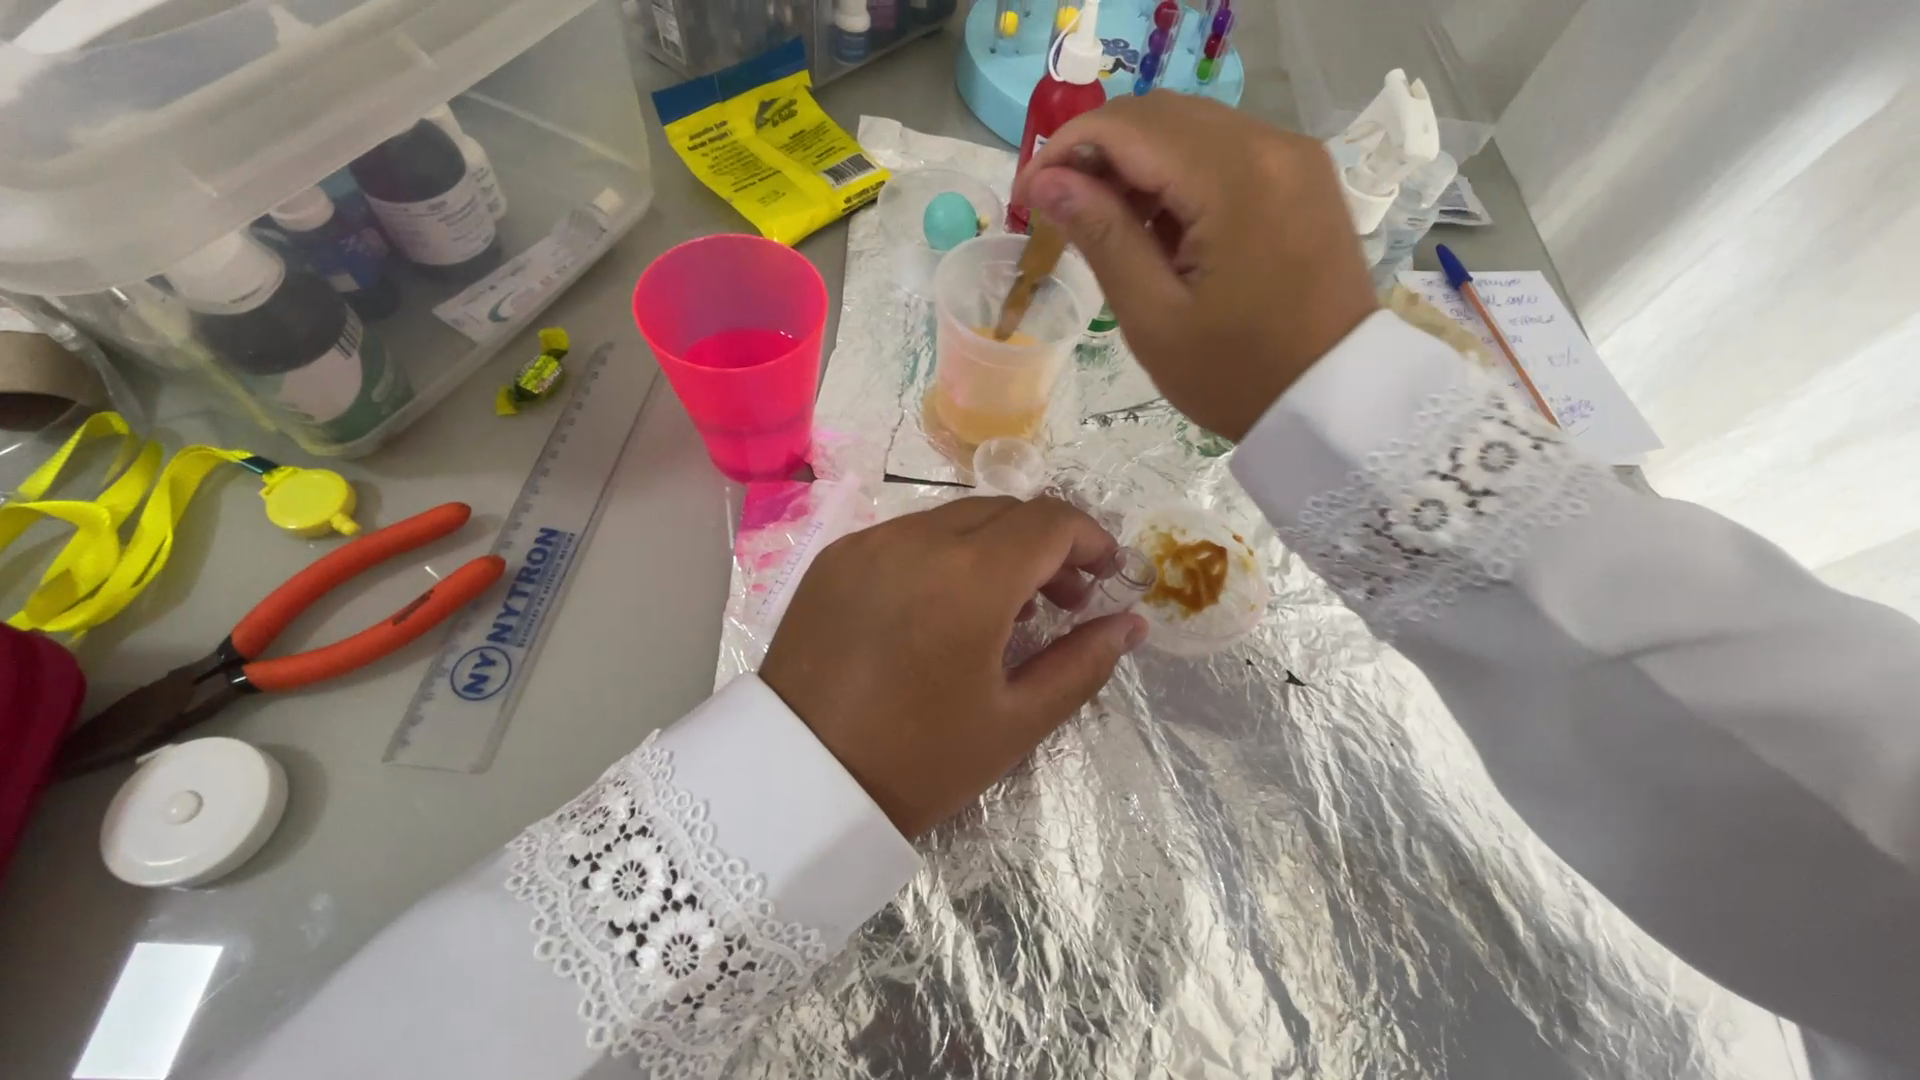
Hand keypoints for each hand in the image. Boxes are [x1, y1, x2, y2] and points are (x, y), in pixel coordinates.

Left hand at [759, 497, 1147, 837]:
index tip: (1106, 577)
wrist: (798, 781)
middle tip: (1064, 601)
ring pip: (955, 518)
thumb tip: (1131, 624)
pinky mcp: (835, 557)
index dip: (1091, 539)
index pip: (1050, 521)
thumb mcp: (1015, 722)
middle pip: (1005, 511)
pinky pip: (908, 535)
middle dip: (1047, 544)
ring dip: (995, 546)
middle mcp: (917, 539)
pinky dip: (944, 554)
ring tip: (1005, 607)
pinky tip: (943, 607)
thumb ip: (1083, 664)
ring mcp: (869, 542)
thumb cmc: (916, 761)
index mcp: (969, 577)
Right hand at [1011, 94, 1378, 440]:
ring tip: (1106, 226)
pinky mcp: (1302, 177)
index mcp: (1234, 179)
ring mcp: (1294, 157)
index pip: (1128, 127)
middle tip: (1059, 210)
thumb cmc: (1237, 375)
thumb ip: (1102, 237)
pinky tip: (1158, 226)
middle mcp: (1271, 144)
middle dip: (1097, 152)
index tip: (1026, 197)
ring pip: (1191, 128)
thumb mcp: (1154, 318)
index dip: (1064, 151)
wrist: (1334, 400)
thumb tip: (1048, 182)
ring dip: (1136, 164)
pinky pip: (1224, 151)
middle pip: (1159, 115)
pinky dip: (1178, 175)